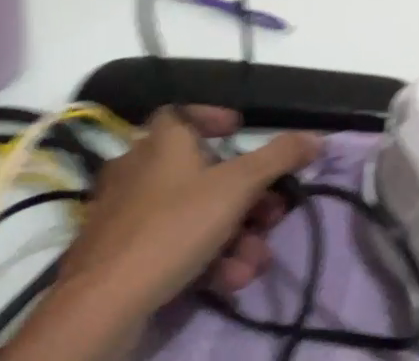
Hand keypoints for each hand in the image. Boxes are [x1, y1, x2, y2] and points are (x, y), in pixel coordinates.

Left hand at [0, 106, 321, 360]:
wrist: (101, 306)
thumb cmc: (174, 227)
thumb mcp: (238, 186)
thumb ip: (280, 157)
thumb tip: (316, 137)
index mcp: (161, 143)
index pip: (183, 112)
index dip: (214, 118)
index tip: (242, 132)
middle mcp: (138, 171)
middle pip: (203, 172)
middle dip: (247, 197)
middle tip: (272, 213)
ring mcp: (126, 216)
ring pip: (193, 214)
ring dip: (235, 235)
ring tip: (254, 261)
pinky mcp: (120, 256)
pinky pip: (173, 244)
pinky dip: (206, 257)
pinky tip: (229, 280)